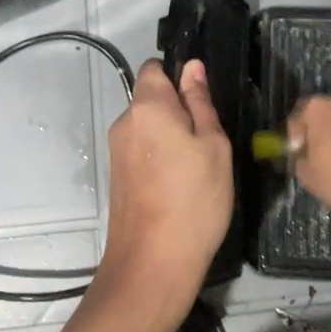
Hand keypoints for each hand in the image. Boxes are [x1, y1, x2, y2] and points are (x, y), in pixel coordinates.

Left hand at [98, 60, 232, 311]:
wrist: (153, 264)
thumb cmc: (194, 199)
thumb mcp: (213, 146)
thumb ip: (200, 102)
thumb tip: (192, 67)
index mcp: (147, 106)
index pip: (155, 68)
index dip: (178, 76)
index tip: (202, 101)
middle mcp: (124, 122)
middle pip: (151, 99)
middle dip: (178, 111)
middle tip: (210, 140)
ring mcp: (117, 151)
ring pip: (148, 128)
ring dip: (171, 138)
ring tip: (199, 169)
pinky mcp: (117, 177)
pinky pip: (142, 152)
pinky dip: (160, 160)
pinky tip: (180, 187)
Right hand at [289, 97, 330, 233]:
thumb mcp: (307, 175)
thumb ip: (296, 160)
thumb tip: (300, 155)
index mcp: (316, 107)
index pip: (293, 120)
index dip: (290, 142)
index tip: (295, 161)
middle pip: (316, 120)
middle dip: (311, 139)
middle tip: (309, 165)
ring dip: (329, 144)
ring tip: (329, 171)